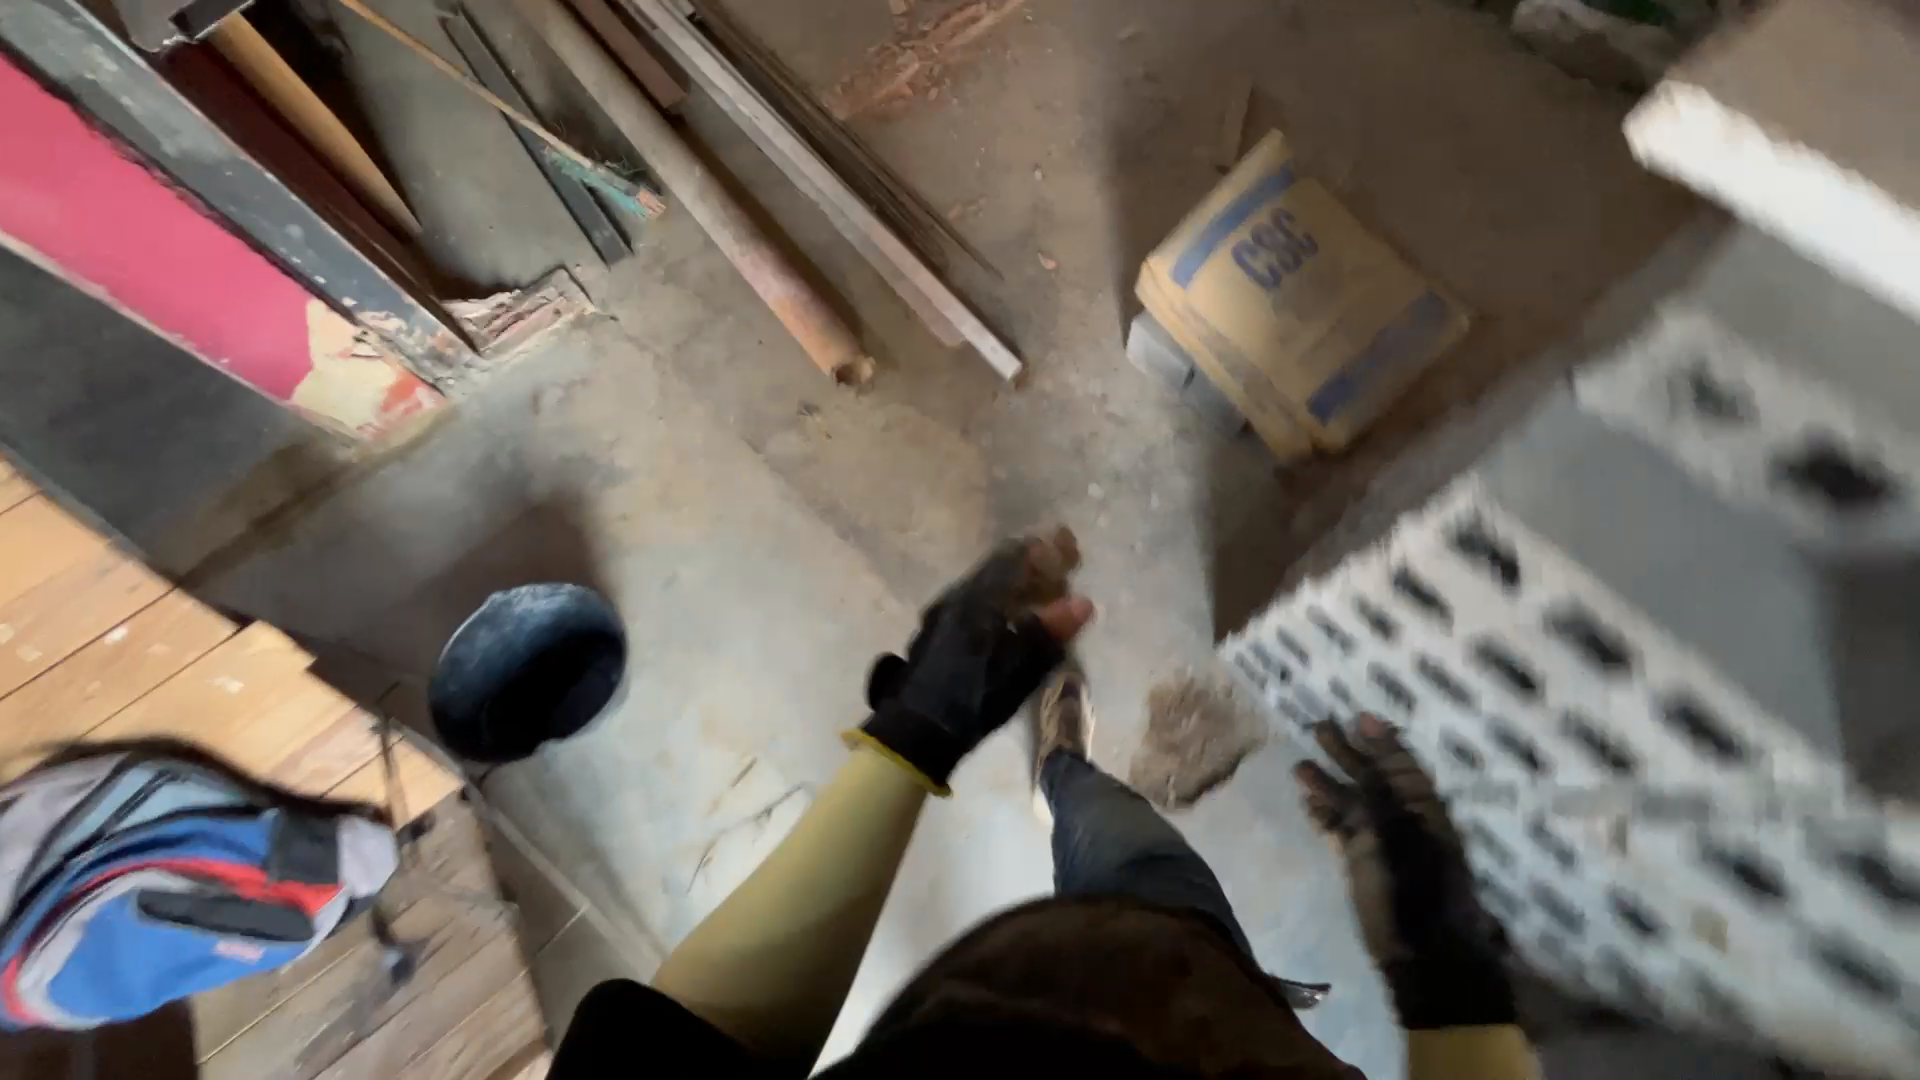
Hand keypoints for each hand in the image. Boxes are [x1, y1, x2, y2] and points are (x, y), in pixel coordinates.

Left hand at [852, 528, 1093, 792]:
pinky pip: (975, 601)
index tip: (1069, 544)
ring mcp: (943, 613)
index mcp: (979, 597)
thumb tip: (1083, 602)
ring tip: (1041, 593)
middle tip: (1060, 568)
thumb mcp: (1020, 668)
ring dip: (1016, 583)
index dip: (1045, 549)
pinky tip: (1010, 617)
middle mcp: (958, 596)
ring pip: (985, 585)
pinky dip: (1000, 599)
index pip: (1016, 558)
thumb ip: (1050, 631)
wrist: (918, 727)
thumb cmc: (974, 695)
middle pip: (999, 567)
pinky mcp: (936, 631)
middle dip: (1032, 564)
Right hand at [1293, 715, 1513, 1029]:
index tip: (1358, 716)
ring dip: (1328, 783)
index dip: (1382, 741)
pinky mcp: (1363, 864)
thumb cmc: (1415, 889)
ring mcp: (1383, 844)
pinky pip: (1342, 829)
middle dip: (1347, 753)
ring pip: (1352, 803)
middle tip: (1319, 726)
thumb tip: (1365, 735)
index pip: (1402, 766)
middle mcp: (1405, 821)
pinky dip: (1325, 816)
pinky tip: (1308, 805)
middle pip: (1373, 779)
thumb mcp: (1397, 830)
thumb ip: (1378, 784)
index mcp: (1424, 812)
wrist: (1422, 957)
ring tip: (1300, 767)